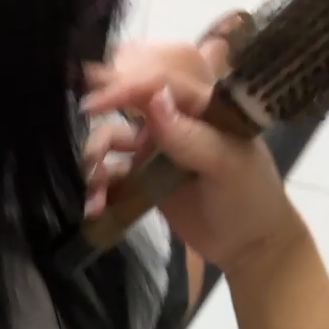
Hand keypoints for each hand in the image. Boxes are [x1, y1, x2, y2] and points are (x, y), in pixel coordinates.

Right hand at [80, 20, 308, 273]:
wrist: (247, 245)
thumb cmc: (248, 198)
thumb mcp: (227, 165)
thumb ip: (191, 135)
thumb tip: (155, 100)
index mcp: (201, 106)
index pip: (158, 83)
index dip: (124, 88)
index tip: (93, 104)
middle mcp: (173, 121)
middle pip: (127, 103)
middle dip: (101, 111)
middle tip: (79, 122)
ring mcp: (155, 150)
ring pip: (112, 140)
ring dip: (95, 158)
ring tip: (92, 184)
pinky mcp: (142, 179)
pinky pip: (111, 176)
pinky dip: (98, 189)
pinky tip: (94, 207)